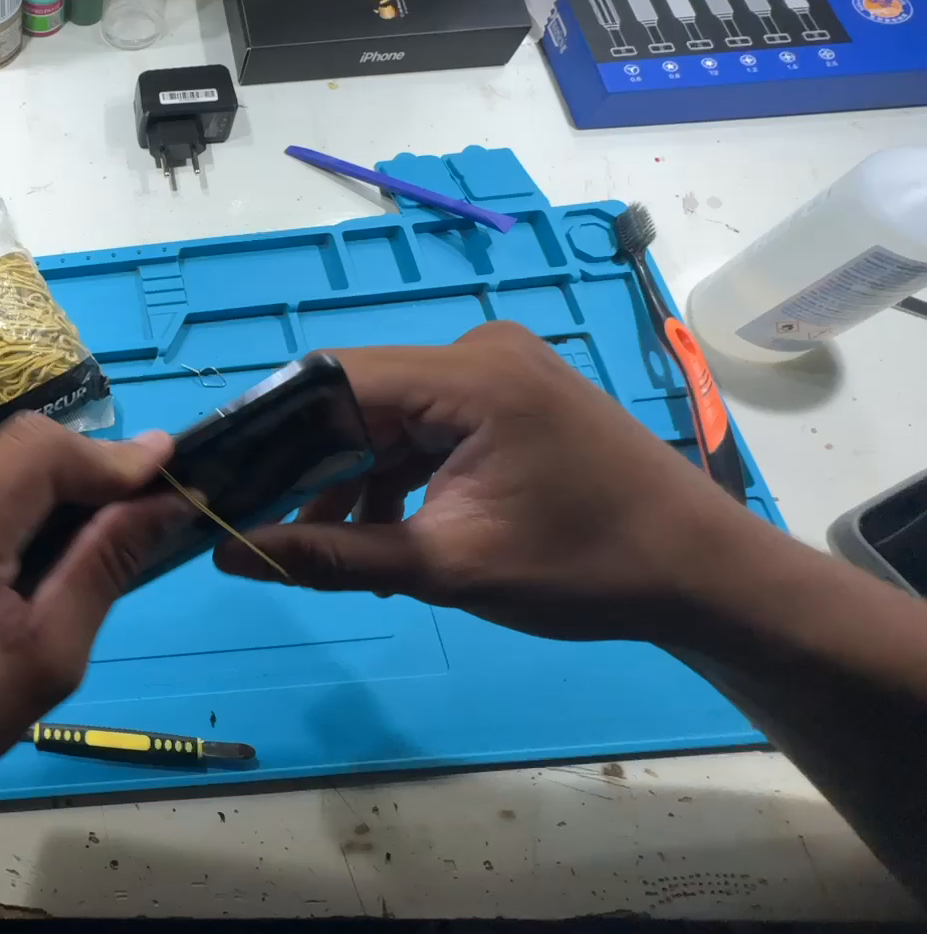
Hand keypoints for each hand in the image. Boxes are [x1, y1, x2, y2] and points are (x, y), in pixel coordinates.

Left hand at [0, 413, 185, 847]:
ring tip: (25, 562)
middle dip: (67, 485)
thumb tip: (166, 498)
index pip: (33, 453)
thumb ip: (103, 566)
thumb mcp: (44, 664)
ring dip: (17, 497)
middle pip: (6, 456)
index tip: (160, 471)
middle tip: (105, 529)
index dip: (103, 456)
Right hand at [215, 321, 770, 642]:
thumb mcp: (441, 568)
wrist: (708, 580)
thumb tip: (227, 556)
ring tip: (320, 541)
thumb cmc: (585, 570)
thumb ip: (328, 557)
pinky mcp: (498, 397)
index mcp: (471, 378)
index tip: (228, 478)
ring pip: (377, 415)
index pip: (333, 379)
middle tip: (263, 517)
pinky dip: (384, 473)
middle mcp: (476, 353)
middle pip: (352, 396)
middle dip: (305, 461)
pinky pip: (413, 426)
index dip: (270, 427)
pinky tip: (372, 526)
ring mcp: (491, 372)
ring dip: (344, 475)